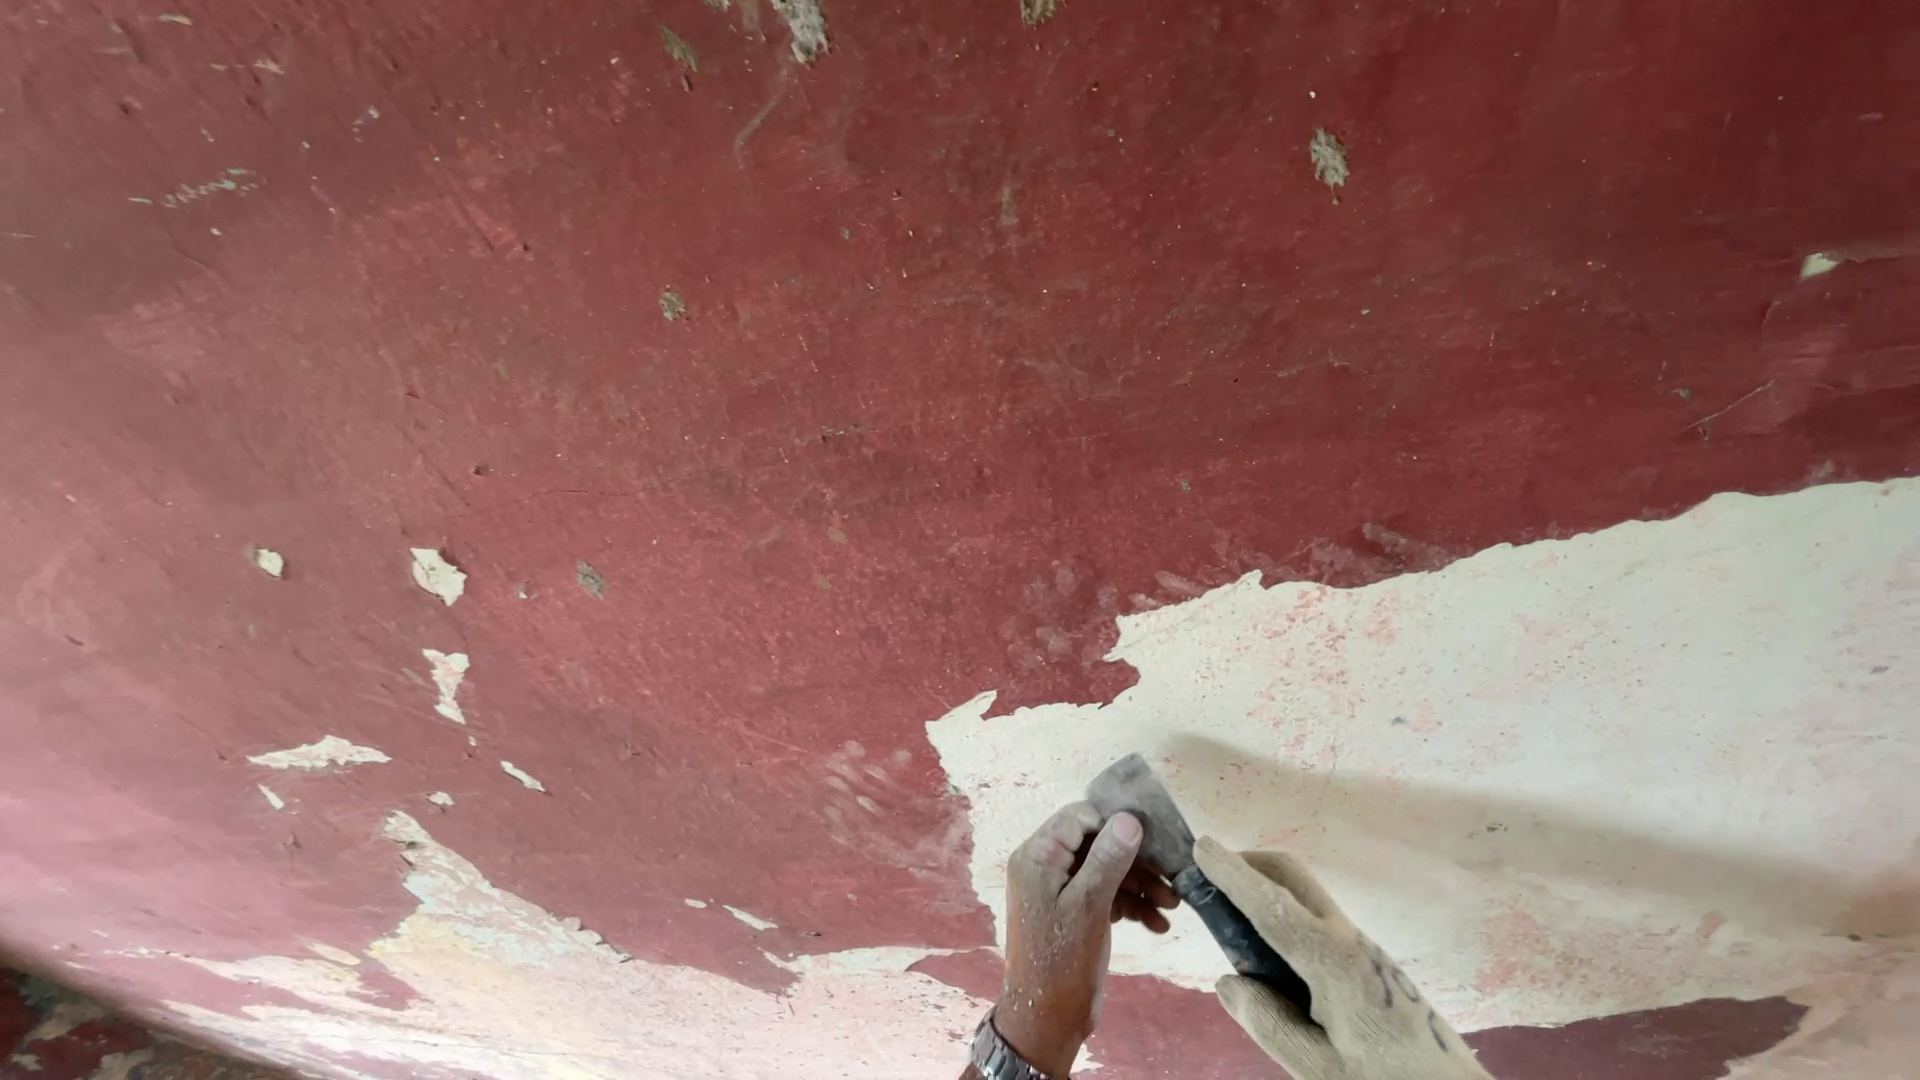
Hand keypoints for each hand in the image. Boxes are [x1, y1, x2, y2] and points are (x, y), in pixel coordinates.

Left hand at [996, 802, 1178, 1076]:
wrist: (1048, 1020)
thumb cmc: (1062, 959)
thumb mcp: (1089, 905)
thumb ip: (1108, 859)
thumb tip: (1128, 818)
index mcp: (1038, 854)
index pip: (1079, 817)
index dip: (1114, 825)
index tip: (1151, 841)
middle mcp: (1045, 864)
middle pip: (1096, 843)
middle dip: (1134, 860)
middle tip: (1171, 877)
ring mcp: (1059, 887)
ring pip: (1105, 869)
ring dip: (1139, 885)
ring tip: (1172, 906)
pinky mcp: (1074, 908)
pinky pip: (1104, 893)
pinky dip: (1130, 904)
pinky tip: (1157, 924)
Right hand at [1194, 838, 1492, 1079]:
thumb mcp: (1320, 1071)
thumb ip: (1268, 1023)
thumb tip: (1228, 982)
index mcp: (1333, 965)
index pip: (1271, 905)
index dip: (1232, 874)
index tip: (1200, 846)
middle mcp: (1348, 941)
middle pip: (1291, 877)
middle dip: (1247, 865)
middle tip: (1210, 881)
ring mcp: (1363, 947)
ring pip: (1303, 896)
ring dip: (1263, 890)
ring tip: (1233, 928)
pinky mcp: (1370, 961)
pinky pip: (1315, 919)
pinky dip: (1282, 915)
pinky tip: (1272, 958)